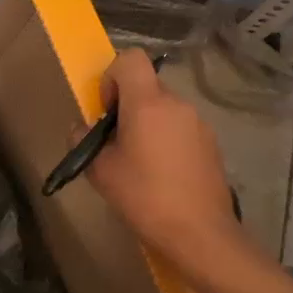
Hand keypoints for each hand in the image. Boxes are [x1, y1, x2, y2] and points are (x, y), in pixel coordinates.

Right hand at [86, 49, 247, 266]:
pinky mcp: (211, 144)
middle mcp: (177, 104)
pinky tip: (163, 176)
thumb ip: (84, 141)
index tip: (107, 109)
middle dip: (128, 105)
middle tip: (117, 142)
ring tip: (140, 163)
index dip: (112, 76)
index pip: (131, 58)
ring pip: (164, 108)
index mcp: (148, 103)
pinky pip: (180, 128)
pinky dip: (167, 139)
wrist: (201, 235)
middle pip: (147, 85)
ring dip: (148, 124)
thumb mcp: (101, 171)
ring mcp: (199, 123)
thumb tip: (81, 129)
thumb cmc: (145, 197)